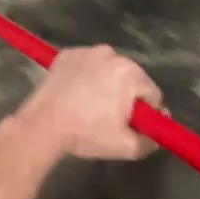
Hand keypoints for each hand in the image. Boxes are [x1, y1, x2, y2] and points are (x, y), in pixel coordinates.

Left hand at [0, 45, 163, 160]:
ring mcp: (85, 51)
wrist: (42, 125)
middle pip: (130, 79)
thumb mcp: (127, 147)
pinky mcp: (65, 54)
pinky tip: (77, 94)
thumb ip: (152, 140)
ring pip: (108, 70)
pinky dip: (86, 77)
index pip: (152, 94)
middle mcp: (110, 54)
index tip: (132, 125)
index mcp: (129, 72)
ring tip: (91, 106)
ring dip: (106, 85)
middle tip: (109, 117)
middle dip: (126, 96)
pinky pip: (86, 66)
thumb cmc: (87, 133)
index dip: (146, 113)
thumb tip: (157, 131)